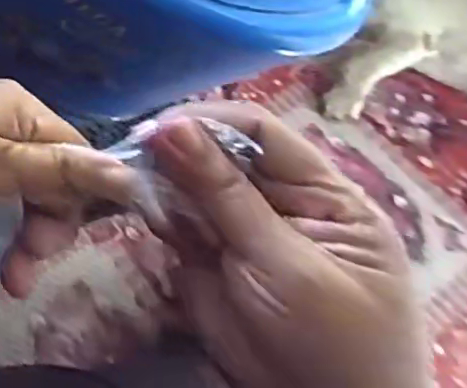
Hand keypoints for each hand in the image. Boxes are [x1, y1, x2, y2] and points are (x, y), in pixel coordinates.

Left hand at [0, 79, 140, 295]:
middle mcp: (9, 108)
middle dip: (48, 223)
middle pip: (56, 173)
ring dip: (26, 229)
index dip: (82, 203)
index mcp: (25, 106)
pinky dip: (2, 211)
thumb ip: (66, 173)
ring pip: (27, 182)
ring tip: (14, 277)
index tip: (59, 243)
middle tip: (29, 264)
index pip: (82, 156)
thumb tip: (136, 175)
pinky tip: (1, 249)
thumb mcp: (4, 167)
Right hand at [146, 102, 426, 387]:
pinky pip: (168, 206)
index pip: (259, 130)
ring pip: (181, 174)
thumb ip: (223, 192)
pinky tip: (157, 226)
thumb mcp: (284, 265)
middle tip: (134, 160)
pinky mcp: (203, 241)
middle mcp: (275, 196)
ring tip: (147, 201)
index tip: (155, 131)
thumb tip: (168, 124)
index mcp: (322, 195)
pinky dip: (153, 208)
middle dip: (173, 152)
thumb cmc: (333, 345)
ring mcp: (236, 219)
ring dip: (158, 182)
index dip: (206, 121)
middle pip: (212, 147)